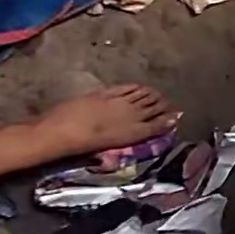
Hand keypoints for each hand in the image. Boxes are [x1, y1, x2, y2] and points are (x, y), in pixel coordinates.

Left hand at [29, 84, 180, 159]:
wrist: (58, 134)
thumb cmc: (86, 146)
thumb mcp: (122, 142)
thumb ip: (148, 130)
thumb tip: (172, 120)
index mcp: (138, 128)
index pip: (162, 119)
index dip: (170, 116)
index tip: (176, 115)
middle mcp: (134, 111)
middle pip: (156, 104)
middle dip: (164, 104)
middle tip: (166, 106)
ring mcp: (120, 101)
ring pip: (146, 94)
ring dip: (154, 95)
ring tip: (156, 96)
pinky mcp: (107, 94)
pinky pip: (129, 88)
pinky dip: (138, 87)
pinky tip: (140, 88)